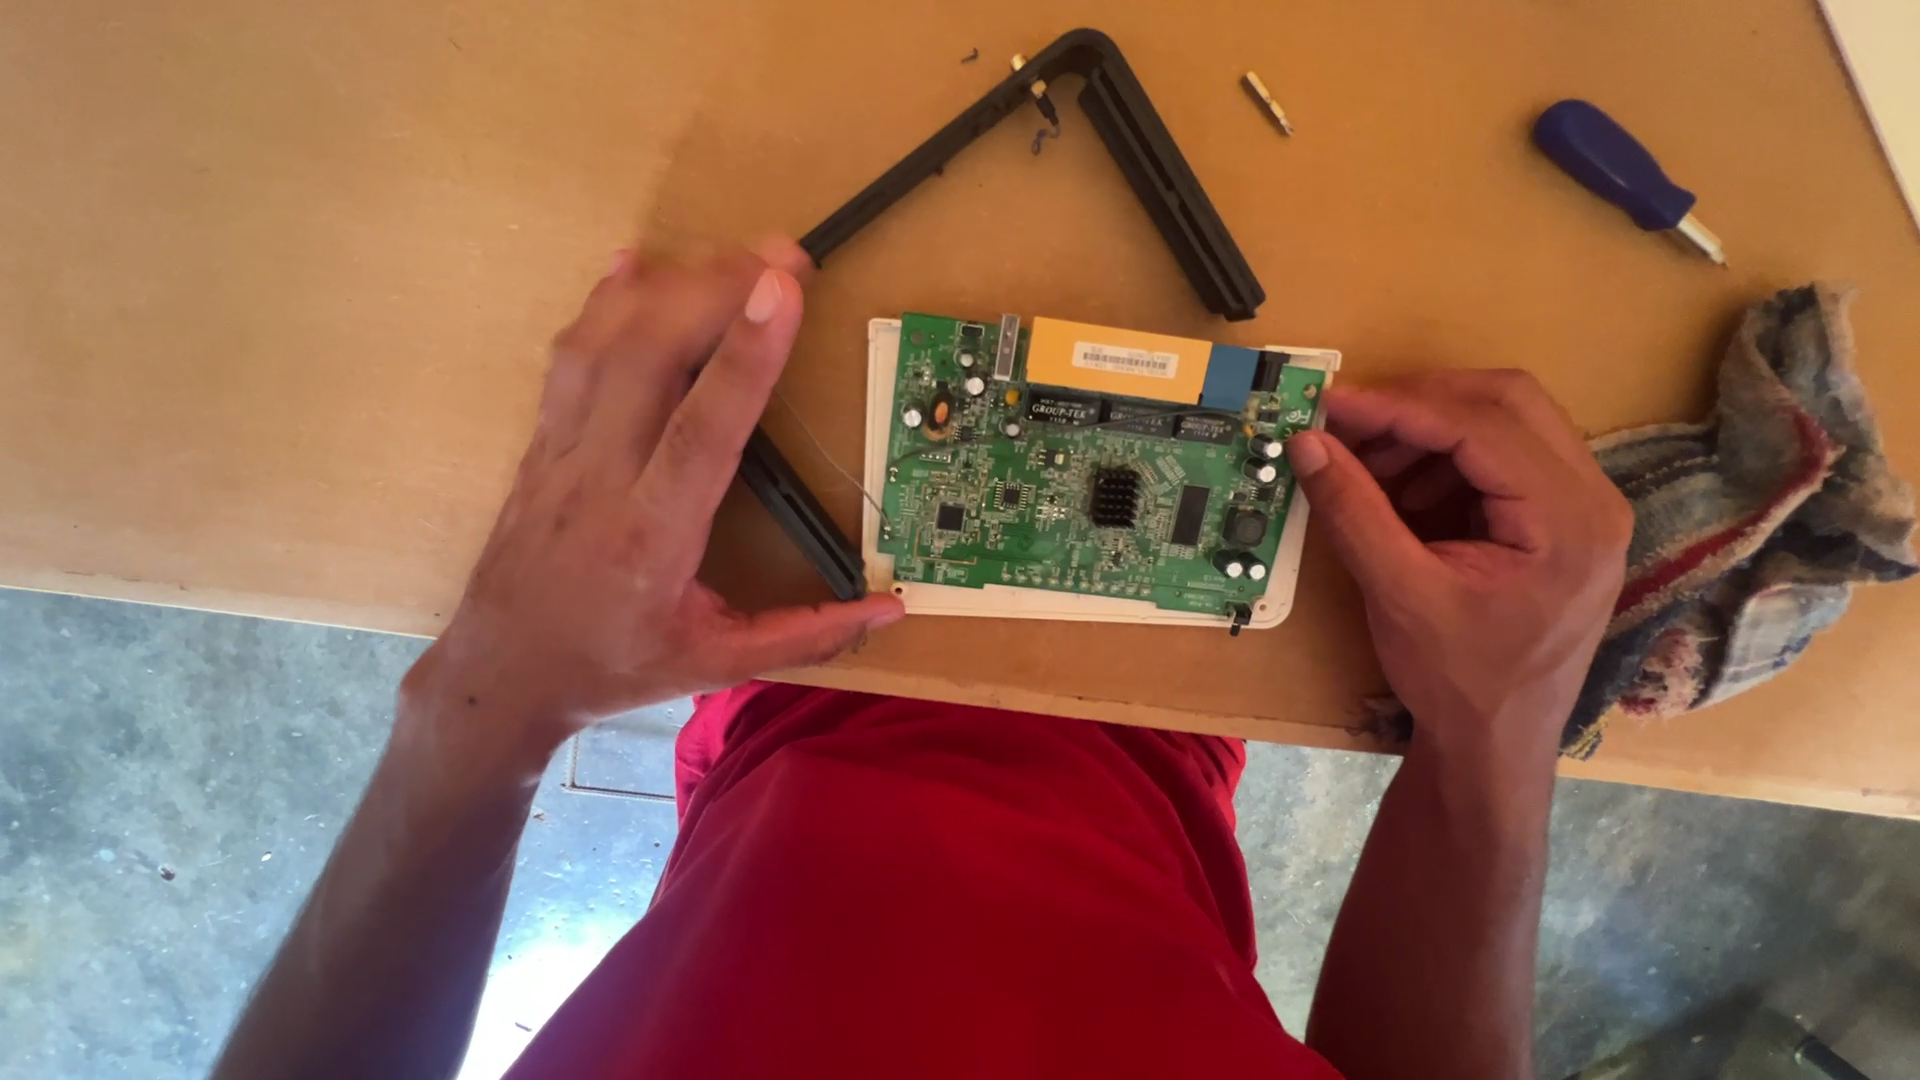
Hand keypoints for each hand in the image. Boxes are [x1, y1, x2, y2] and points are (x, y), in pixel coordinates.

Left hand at [402, 238, 902, 757]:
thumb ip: (810, 636)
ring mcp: (561, 450)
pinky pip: (569, 354)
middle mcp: (601, 477)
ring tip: (732, 255)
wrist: (499, 673)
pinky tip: (634, 263)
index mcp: (654, 535)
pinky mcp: (542, 440)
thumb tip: (891, 611)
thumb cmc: (615, 666)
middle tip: (782, 256)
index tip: (782, 289)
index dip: (746, 355)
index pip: (703, 429)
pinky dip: (604, 300)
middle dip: (715, 289)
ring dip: (669, 284)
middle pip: (649, 356)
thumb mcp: (720, 664)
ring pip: (605, 341)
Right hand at [1284, 370, 1631, 761]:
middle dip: (1416, 405)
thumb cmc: (1455, 677)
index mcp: (1568, 519)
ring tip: (1365, 467)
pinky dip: (1439, 459)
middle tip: (1347, 426)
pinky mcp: (1555, 519)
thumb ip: (1352, 511)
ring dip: (1425, 432)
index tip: (1327, 406)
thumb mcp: (1396, 593)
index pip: (1479, 426)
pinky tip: (1398, 492)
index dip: (1396, 407)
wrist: (1496, 741)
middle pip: (1506, 402)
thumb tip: (1306, 443)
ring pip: (1503, 421)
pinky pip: (1496, 457)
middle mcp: (1592, 497)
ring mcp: (1580, 506)